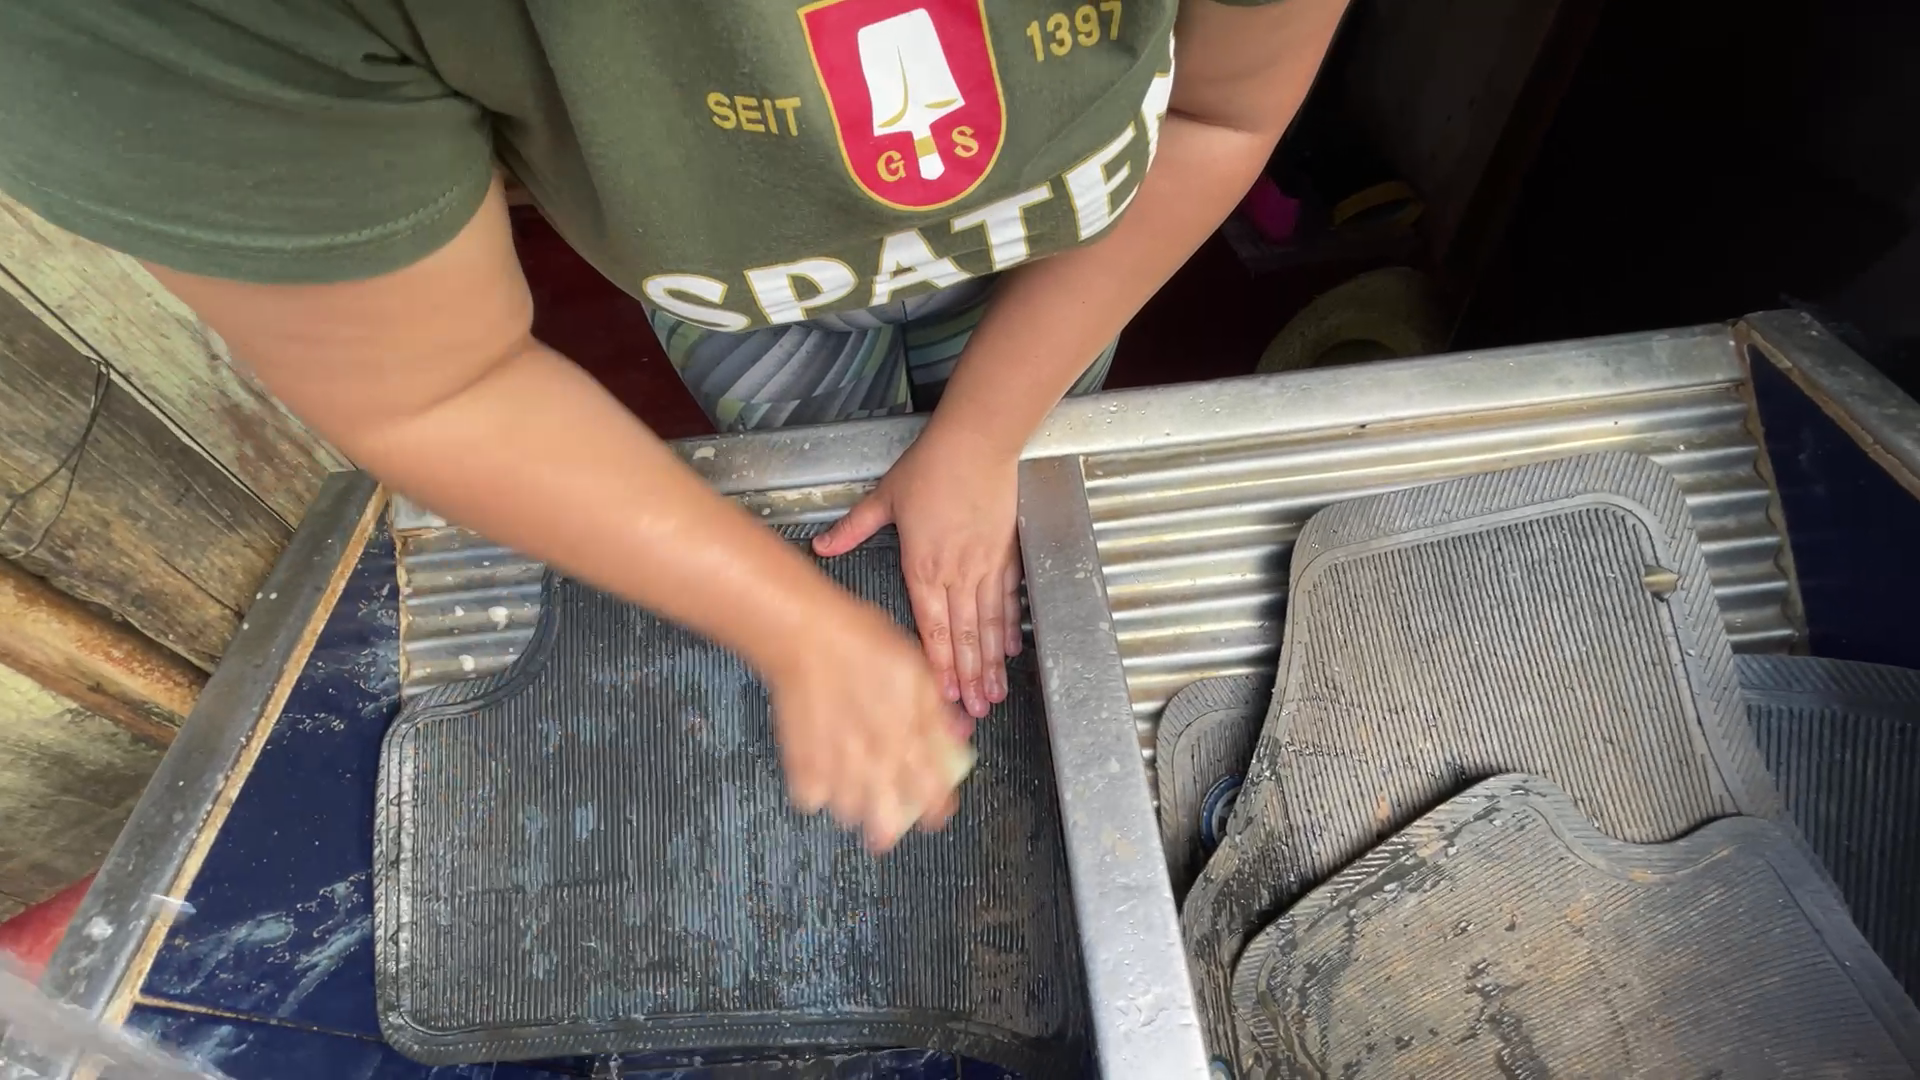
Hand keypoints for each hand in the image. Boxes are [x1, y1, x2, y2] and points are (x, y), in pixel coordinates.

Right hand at [766, 594, 975, 852]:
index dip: (938, 805)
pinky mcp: (802, 762)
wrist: (807, 634)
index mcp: (909, 735)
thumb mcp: (916, 667)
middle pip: (889, 816)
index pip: (932, 789)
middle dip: (893, 824)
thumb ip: (937, 709)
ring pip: (851, 813)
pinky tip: (822, 775)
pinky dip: (817, 791)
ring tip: (855, 790)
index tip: (937, 810)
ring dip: (856, 806)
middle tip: (890, 820)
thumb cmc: (861, 640)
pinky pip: (812, 798)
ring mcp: (838, 764)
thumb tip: (959, 733)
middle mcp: (876, 757)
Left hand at [813, 426, 1023, 719]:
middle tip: (974, 712)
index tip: (942, 695)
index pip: (930, 628)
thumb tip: (823, 545)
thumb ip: (853, 528)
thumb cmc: (932, 468)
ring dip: (990, 663)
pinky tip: (1010, 650)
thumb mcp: (884, 497)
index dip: (937, 666)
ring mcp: (984, 566)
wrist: (976, 446)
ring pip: (988, 626)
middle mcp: (956, 574)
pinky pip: (1007, 600)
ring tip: (994, 693)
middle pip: (963, 637)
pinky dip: (1009, 628)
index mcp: (923, 566)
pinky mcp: (1004, 555)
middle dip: (968, 679)